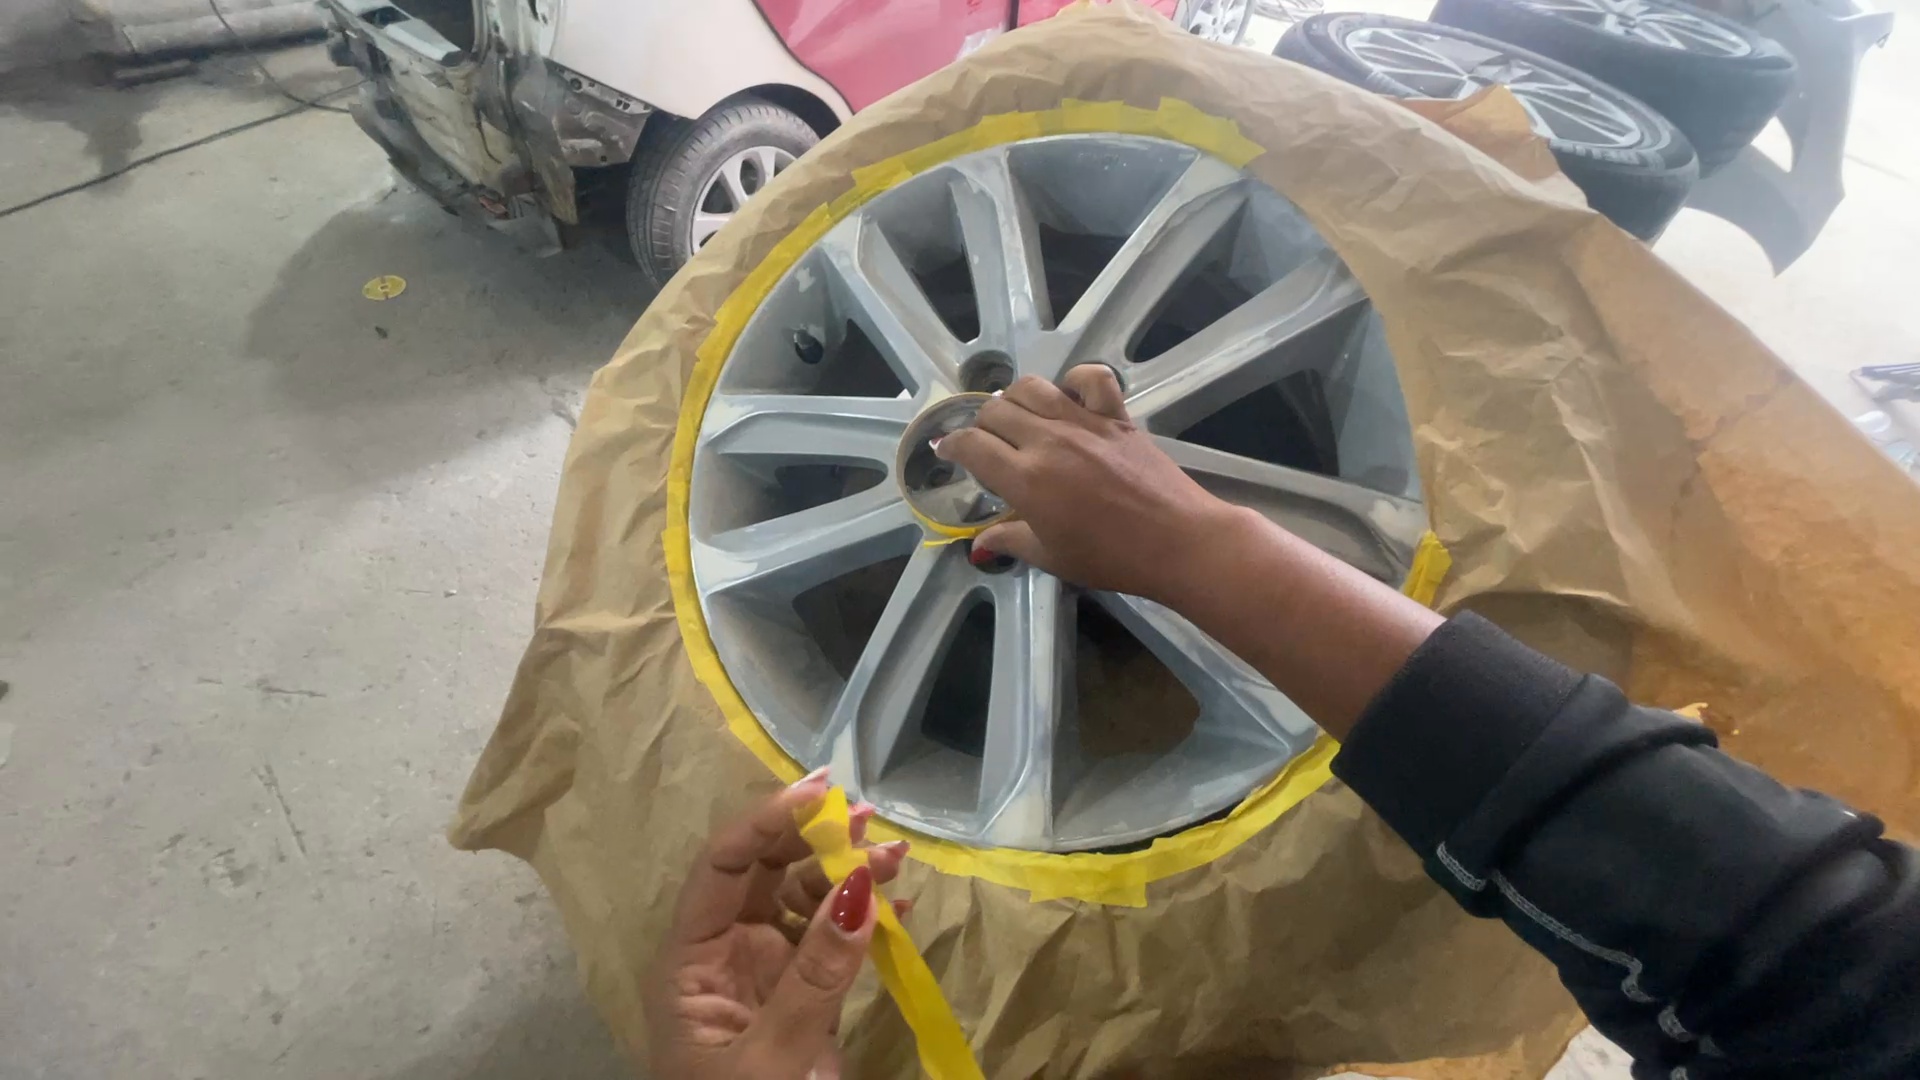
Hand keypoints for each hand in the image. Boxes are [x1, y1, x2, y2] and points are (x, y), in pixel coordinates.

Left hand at [643, 771, 910, 1079]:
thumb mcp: (769, 1059)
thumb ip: (814, 976)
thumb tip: (861, 886)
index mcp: (693, 955)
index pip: (725, 862)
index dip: (768, 818)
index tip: (821, 792)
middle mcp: (728, 948)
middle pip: (770, 869)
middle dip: (818, 837)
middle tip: (868, 818)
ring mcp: (769, 967)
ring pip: (808, 896)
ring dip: (851, 870)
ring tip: (898, 856)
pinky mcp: (805, 990)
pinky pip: (836, 937)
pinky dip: (868, 916)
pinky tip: (901, 908)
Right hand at [935, 365, 1244, 601]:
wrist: (1176, 541)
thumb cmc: (1110, 557)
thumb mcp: (1051, 556)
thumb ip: (1010, 540)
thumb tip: (979, 543)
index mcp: (1025, 478)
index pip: (972, 445)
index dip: (951, 445)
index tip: (947, 450)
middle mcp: (1048, 440)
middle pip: (995, 411)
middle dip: (980, 425)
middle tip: (986, 444)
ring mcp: (1084, 422)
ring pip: (1032, 387)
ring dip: (1014, 398)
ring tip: (1017, 418)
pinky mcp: (1116, 416)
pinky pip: (1091, 377)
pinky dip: (1074, 379)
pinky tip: (1068, 396)